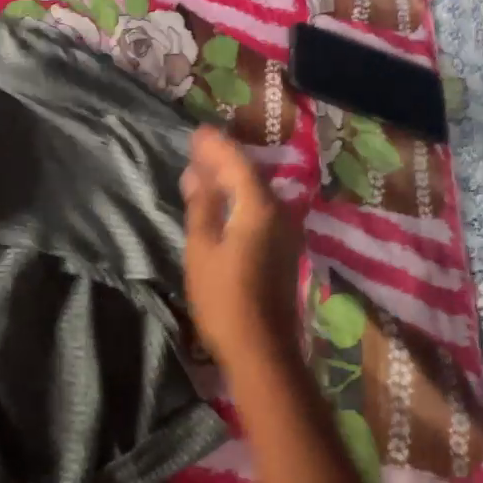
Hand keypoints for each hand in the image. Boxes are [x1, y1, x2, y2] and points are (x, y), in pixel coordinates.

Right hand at [182, 127, 305, 366]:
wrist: (262, 351)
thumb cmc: (224, 298)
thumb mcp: (202, 247)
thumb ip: (201, 205)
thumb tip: (196, 173)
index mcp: (259, 207)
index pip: (236, 162)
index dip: (215, 145)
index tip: (196, 130)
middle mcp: (279, 213)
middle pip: (250, 174)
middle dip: (224, 158)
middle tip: (197, 146)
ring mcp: (286, 233)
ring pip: (257, 191)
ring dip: (233, 177)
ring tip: (206, 168)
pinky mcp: (285, 251)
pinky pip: (261, 208)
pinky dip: (241, 196)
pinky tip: (224, 200)